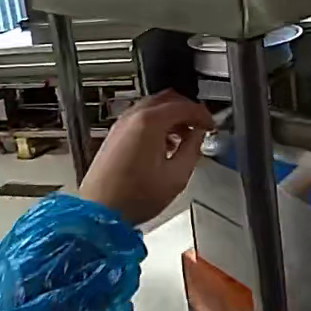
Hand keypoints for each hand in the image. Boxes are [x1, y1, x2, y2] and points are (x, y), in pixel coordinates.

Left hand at [77, 92, 214, 225]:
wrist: (99, 211)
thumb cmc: (132, 197)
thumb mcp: (176, 176)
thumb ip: (192, 150)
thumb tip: (198, 137)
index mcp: (150, 123)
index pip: (184, 106)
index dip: (202, 114)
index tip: (210, 124)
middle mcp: (133, 118)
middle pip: (166, 99)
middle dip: (187, 110)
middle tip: (200, 124)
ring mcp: (121, 125)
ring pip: (152, 107)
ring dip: (171, 116)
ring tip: (185, 135)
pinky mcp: (114, 136)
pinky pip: (140, 119)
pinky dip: (156, 123)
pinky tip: (165, 143)